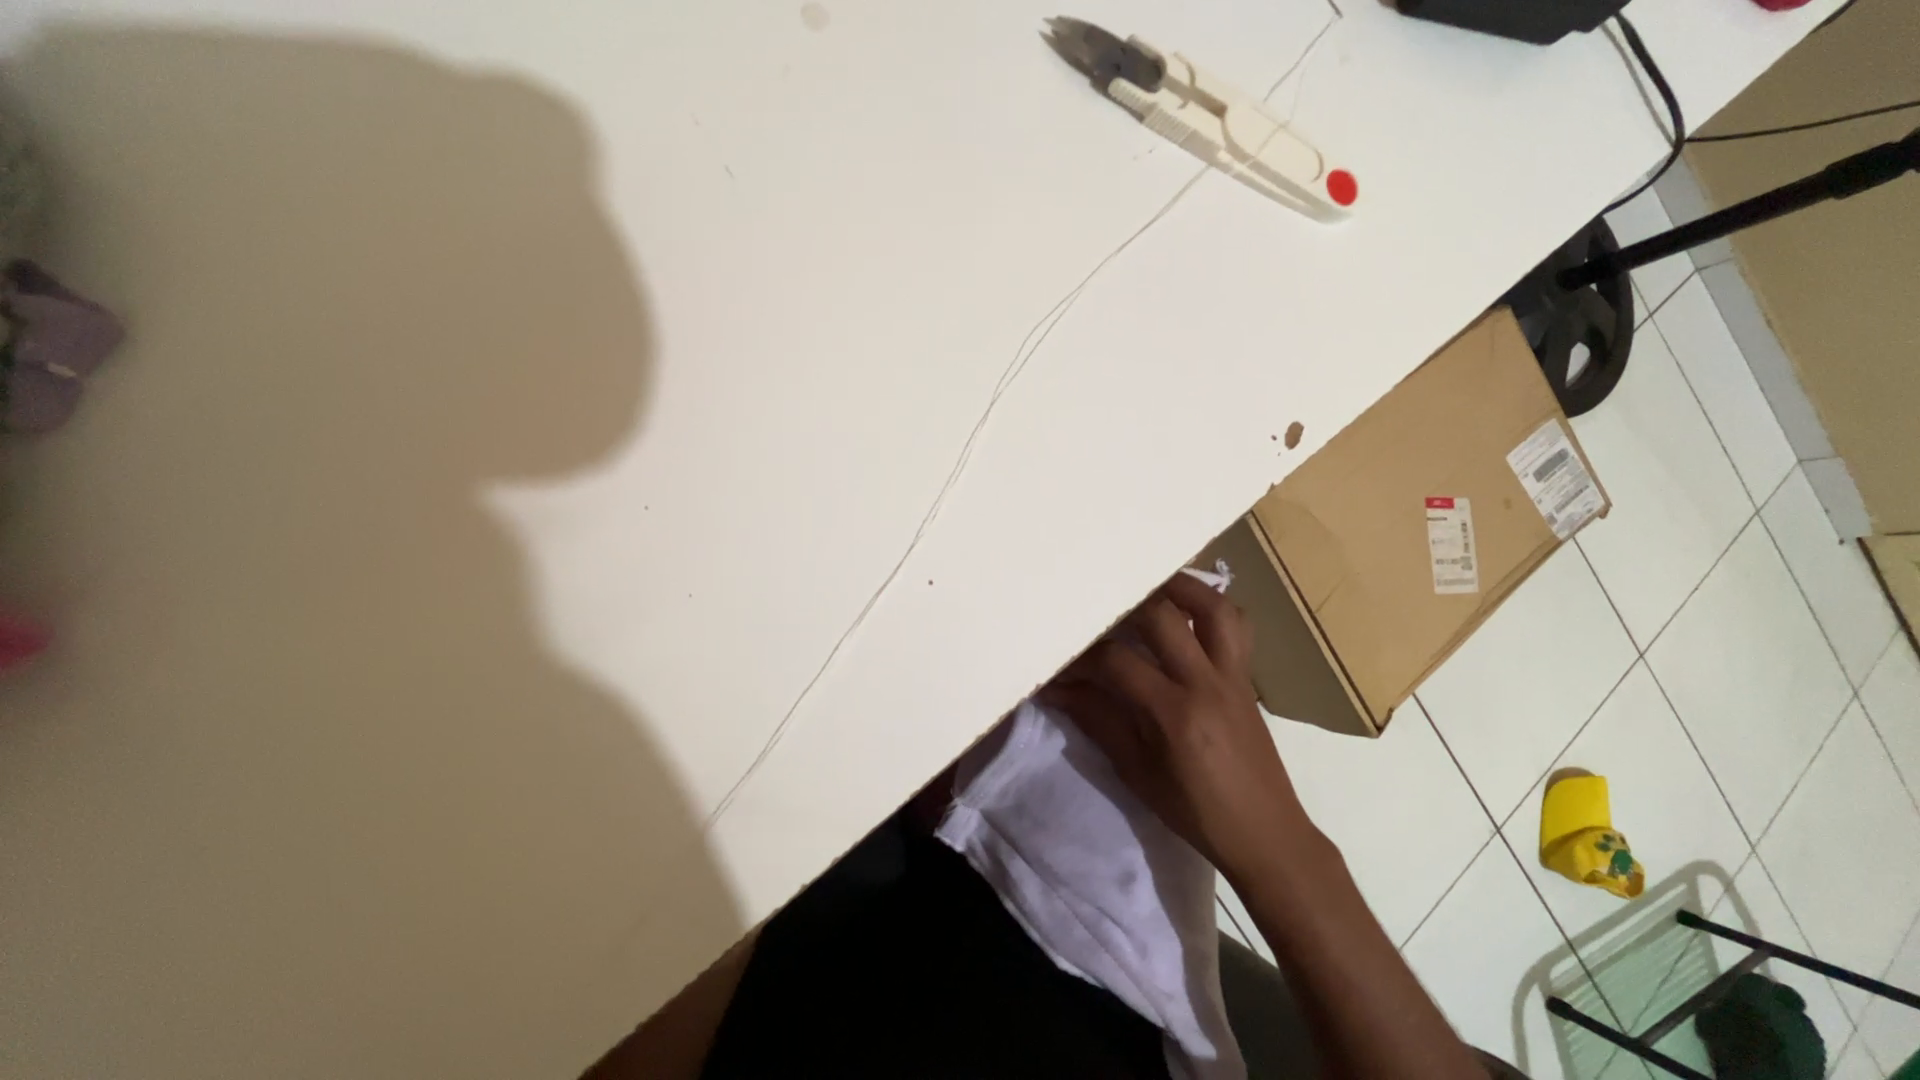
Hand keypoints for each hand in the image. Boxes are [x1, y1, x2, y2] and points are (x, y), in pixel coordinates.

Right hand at [1044, 573, 1316, 880]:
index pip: (1116, 662)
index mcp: (1175, 713)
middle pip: (1161, 615)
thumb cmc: (1195, 811)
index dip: (1080, 659)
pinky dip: (1210, 608)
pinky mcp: (1247, 677)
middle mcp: (1206, 682)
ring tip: (1146, 584)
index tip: (1056, 663)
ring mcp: (1233, 675)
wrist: (1264, 832)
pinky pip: (1235, 626)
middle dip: (1120, 605)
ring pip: (1212, 607)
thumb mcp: (1136, 772)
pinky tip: (1186, 611)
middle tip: (1094, 610)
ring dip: (1178, 586)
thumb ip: (1098, 721)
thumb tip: (1056, 689)